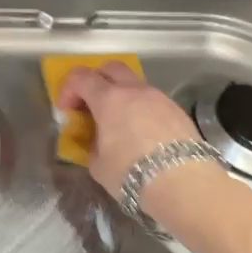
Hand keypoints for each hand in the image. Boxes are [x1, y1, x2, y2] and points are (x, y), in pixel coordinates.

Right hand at [55, 61, 203, 196]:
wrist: (184, 184)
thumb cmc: (132, 174)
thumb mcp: (99, 166)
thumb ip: (92, 147)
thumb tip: (96, 143)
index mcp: (109, 99)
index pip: (81, 77)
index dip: (68, 89)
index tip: (67, 110)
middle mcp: (134, 91)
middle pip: (110, 68)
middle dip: (97, 81)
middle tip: (92, 104)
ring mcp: (159, 98)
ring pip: (135, 84)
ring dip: (122, 96)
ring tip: (121, 123)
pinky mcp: (178, 111)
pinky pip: (153, 101)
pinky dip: (143, 109)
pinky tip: (144, 134)